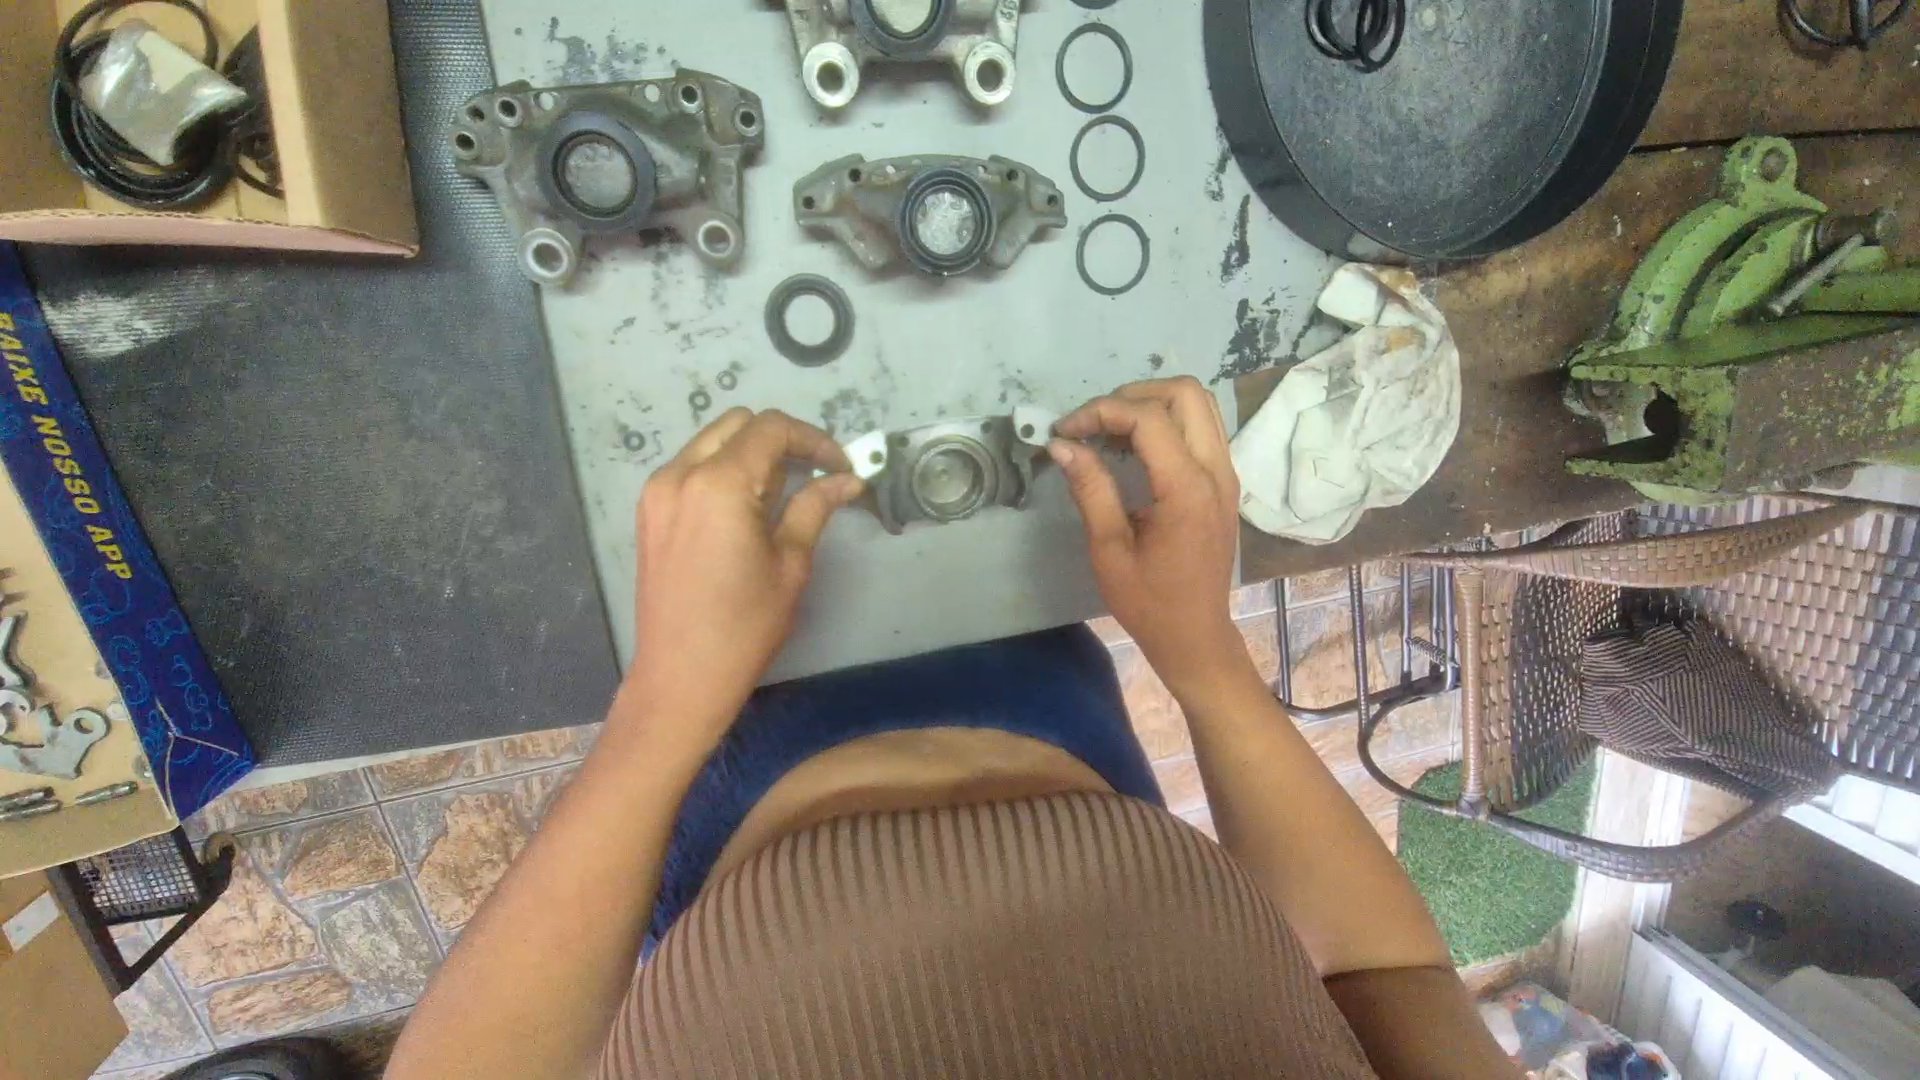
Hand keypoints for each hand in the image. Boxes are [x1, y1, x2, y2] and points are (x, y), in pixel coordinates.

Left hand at [623, 408, 863, 748]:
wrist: (681, 675)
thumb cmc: (745, 625)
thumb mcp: (791, 563)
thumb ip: (815, 507)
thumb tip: (849, 479)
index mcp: (718, 484)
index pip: (771, 429)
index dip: (813, 439)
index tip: (840, 466)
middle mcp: (679, 474)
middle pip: (738, 424)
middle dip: (782, 440)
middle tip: (814, 475)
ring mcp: (657, 491)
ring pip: (711, 441)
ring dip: (752, 453)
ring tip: (783, 494)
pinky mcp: (649, 511)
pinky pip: (692, 467)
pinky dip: (724, 470)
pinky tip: (747, 508)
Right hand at [1050, 377, 1251, 694]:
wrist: (1195, 634)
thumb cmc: (1148, 600)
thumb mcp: (1109, 548)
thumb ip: (1090, 488)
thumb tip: (1062, 444)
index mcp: (1187, 489)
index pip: (1147, 418)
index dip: (1100, 412)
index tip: (1065, 431)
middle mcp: (1216, 470)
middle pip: (1185, 393)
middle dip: (1132, 396)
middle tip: (1093, 423)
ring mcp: (1226, 474)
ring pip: (1199, 404)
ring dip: (1152, 404)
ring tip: (1110, 431)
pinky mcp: (1224, 482)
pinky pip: (1202, 428)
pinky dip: (1166, 422)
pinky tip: (1134, 448)